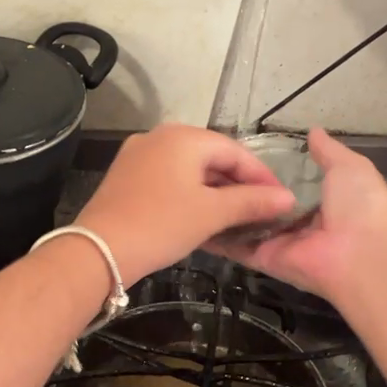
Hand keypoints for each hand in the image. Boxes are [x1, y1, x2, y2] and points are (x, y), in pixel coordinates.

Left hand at [73, 124, 295, 280]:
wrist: (99, 250)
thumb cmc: (161, 225)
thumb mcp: (211, 214)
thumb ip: (252, 202)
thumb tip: (288, 198)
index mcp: (184, 137)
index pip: (235, 151)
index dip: (262, 176)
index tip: (281, 200)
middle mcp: (159, 136)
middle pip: (211, 156)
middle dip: (237, 183)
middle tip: (260, 210)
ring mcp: (138, 155)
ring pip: (189, 169)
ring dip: (214, 191)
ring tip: (235, 217)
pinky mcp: (125, 176)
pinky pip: (168, 178)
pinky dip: (189, 194)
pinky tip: (200, 216)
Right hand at [207, 129, 386, 303]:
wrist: (362, 255)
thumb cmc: (360, 206)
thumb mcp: (349, 167)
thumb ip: (327, 151)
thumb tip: (313, 131)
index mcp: (319, 201)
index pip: (283, 183)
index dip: (263, 169)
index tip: (237, 154)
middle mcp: (296, 222)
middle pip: (260, 203)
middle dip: (238, 187)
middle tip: (206, 167)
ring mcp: (277, 242)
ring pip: (244, 223)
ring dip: (223, 208)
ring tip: (192, 186)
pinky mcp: (263, 259)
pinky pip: (236, 246)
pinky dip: (215, 235)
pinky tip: (191, 216)